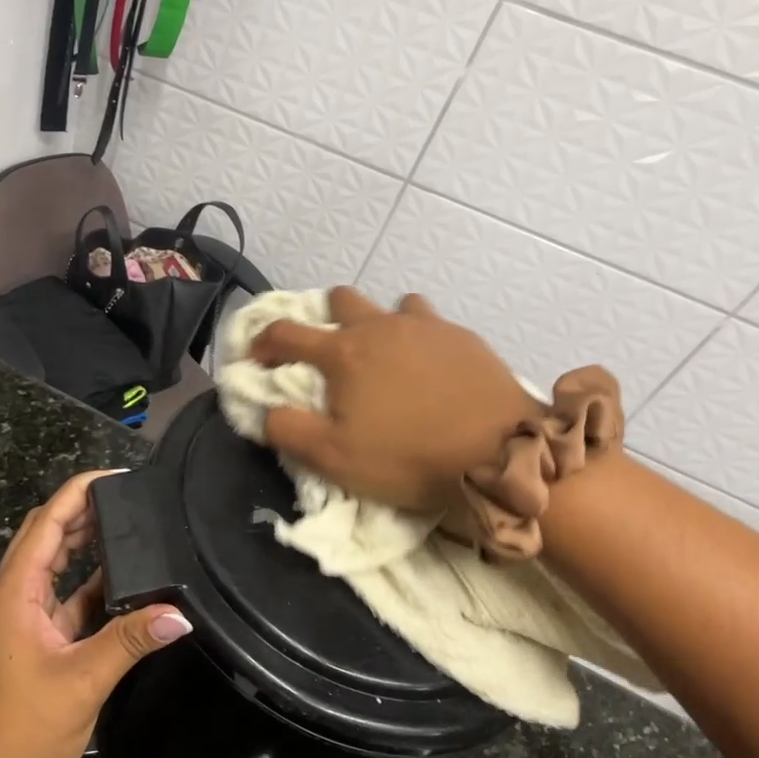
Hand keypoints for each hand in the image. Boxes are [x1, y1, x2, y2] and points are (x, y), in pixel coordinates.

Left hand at [0, 470, 191, 757]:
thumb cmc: (23, 725)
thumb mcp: (83, 680)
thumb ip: (129, 640)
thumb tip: (181, 614)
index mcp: (16, 590)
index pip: (47, 522)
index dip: (78, 492)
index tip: (117, 476)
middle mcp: (14, 593)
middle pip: (46, 534)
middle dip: (83, 511)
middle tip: (131, 500)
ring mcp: (20, 615)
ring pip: (52, 563)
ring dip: (84, 544)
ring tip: (130, 528)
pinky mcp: (31, 637)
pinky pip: (61, 595)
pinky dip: (86, 583)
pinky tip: (121, 582)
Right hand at [249, 287, 543, 513]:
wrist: (500, 456)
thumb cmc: (407, 457)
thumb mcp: (333, 458)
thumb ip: (287, 429)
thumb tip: (264, 410)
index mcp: (343, 352)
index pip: (286, 333)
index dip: (264, 343)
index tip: (258, 360)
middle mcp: (381, 327)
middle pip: (340, 299)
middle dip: (323, 319)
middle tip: (326, 353)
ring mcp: (427, 327)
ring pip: (390, 305)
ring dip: (377, 323)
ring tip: (383, 357)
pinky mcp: (464, 338)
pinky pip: (431, 323)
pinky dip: (417, 337)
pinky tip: (428, 367)